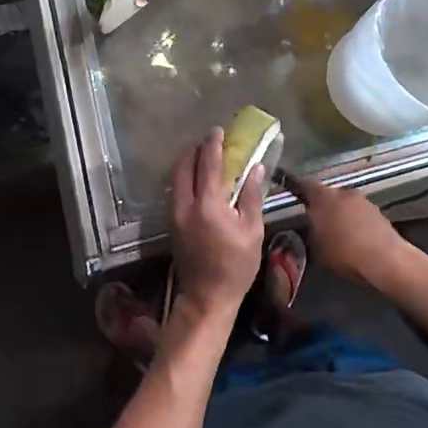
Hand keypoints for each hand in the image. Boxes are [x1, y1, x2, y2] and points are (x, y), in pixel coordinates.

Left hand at [169, 129, 265, 313]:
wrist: (207, 297)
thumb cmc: (236, 265)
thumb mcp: (252, 230)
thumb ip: (251, 196)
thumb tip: (255, 168)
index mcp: (208, 205)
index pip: (208, 165)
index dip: (213, 145)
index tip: (219, 130)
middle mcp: (185, 206)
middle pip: (183, 167)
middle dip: (195, 150)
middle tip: (209, 140)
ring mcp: (174, 216)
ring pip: (176, 179)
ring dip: (188, 162)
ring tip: (203, 155)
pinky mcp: (172, 225)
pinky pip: (176, 191)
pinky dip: (185, 178)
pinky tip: (197, 179)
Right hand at [285, 174, 410, 287]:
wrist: (384, 259)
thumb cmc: (343, 253)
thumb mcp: (315, 247)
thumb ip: (309, 231)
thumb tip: (308, 226)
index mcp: (324, 196)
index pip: (305, 184)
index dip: (297, 188)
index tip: (292, 192)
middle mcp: (344, 192)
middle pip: (328, 193)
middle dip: (322, 204)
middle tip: (316, 220)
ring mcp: (363, 199)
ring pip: (345, 202)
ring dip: (340, 212)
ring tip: (336, 231)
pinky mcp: (377, 211)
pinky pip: (359, 212)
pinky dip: (354, 220)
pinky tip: (353, 235)